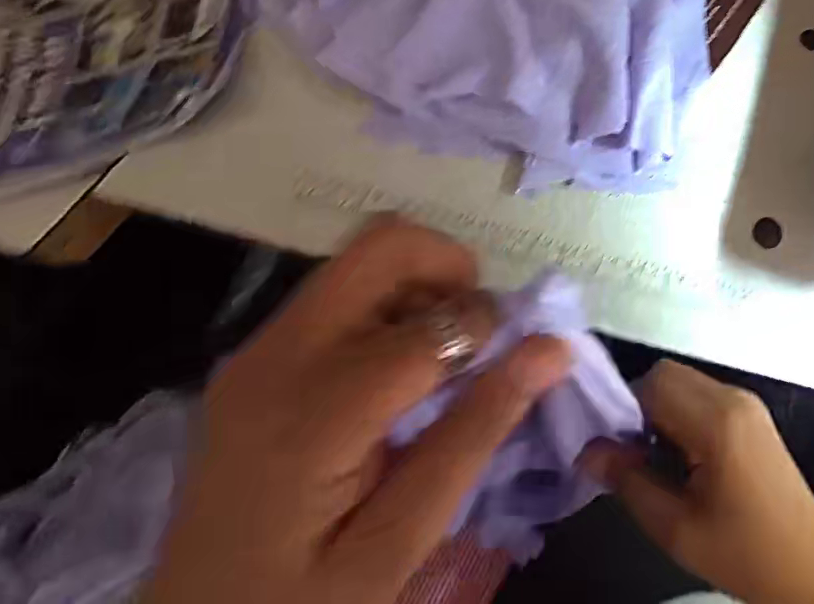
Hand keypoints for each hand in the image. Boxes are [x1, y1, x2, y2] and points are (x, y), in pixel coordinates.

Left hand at [143, 218, 571, 603]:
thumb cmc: (303, 600)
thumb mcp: (402, 538)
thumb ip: (477, 432)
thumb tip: (553, 346)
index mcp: (313, 411)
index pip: (432, 324)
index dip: (491, 330)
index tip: (506, 364)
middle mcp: (278, 356)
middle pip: (386, 245)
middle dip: (454, 270)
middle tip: (477, 333)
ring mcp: (261, 349)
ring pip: (368, 259)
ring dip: (425, 287)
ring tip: (439, 358)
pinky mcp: (260, 355)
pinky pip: (346, 288)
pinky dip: (396, 303)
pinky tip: (400, 368)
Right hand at [581, 361, 813, 603]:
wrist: (803, 554)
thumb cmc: (740, 548)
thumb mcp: (674, 527)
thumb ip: (629, 482)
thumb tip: (589, 452)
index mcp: (717, 420)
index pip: (655, 382)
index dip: (624, 407)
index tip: (611, 444)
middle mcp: (734, 397)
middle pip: (670, 373)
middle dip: (640, 404)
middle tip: (631, 452)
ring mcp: (746, 400)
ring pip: (686, 380)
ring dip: (662, 408)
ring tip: (654, 457)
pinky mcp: (751, 409)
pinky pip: (704, 392)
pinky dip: (682, 412)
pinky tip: (680, 454)